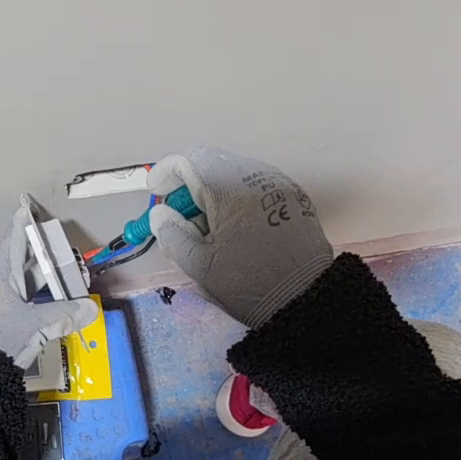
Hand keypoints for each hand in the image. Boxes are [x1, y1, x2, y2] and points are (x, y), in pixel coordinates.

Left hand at [0, 198, 98, 366]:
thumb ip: (63, 315)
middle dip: (44, 260)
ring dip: (45, 284)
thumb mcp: (34, 325)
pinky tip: (54, 308)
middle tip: (63, 252)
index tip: (25, 211)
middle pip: (23, 267)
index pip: (13, 245)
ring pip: (25, 289)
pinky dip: (41, 304)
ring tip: (67, 279)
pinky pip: (24, 307)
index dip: (21, 228)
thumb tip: (90, 309)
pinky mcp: (0, 328)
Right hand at [147, 148, 332, 326]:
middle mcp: (255, 176)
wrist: (304, 299)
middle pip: (211, 163)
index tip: (155, 191)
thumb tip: (160, 215)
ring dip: (212, 191)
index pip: (188, 160)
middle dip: (188, 184)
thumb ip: (173, 235)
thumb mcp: (200, 265)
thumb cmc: (249, 284)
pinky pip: (255, 185)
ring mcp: (277, 184)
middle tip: (177, 215)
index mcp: (229, 188)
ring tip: (206, 227)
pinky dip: (235, 197)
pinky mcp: (293, 196)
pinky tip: (233, 227)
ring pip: (234, 173)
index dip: (166, 172)